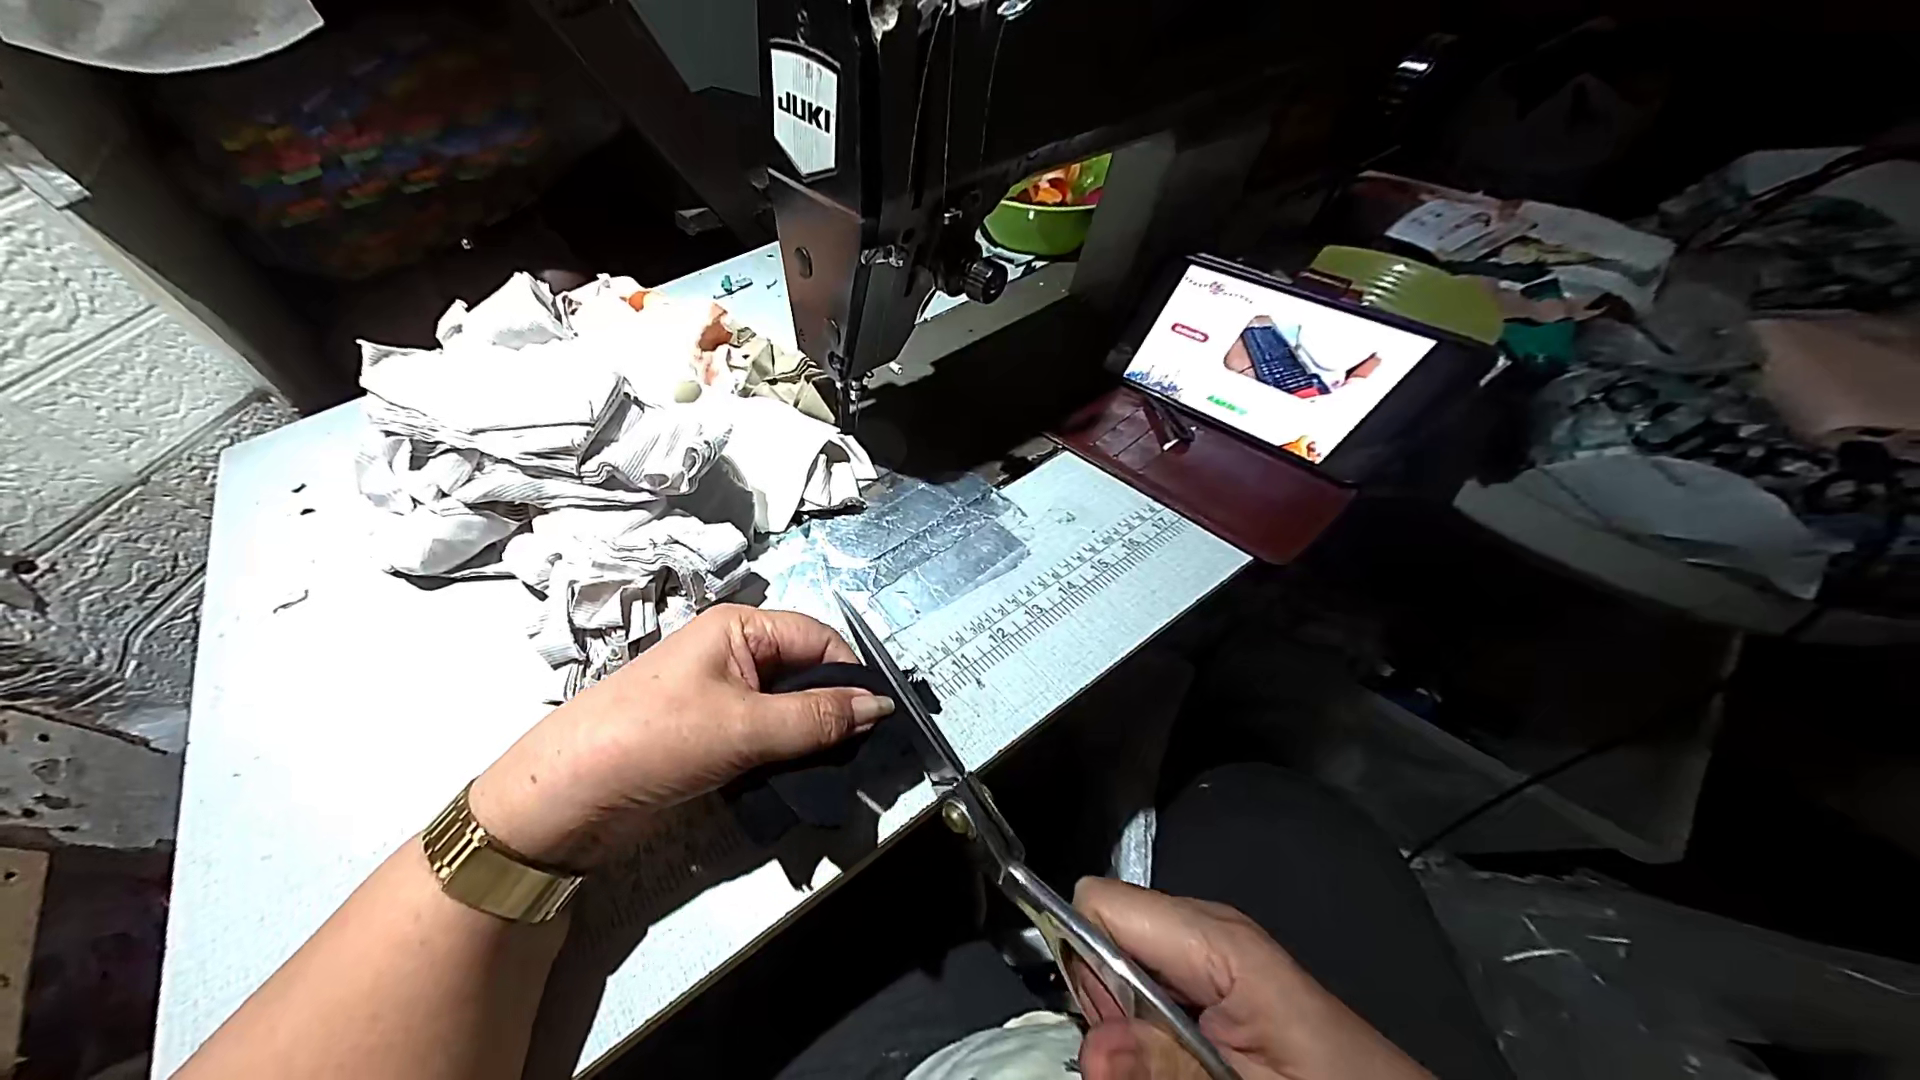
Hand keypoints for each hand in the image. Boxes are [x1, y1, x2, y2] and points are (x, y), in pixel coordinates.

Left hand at [468, 605, 893, 872]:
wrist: (561, 803)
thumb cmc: (654, 740)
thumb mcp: (743, 727)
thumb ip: (817, 718)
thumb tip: (881, 707)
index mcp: (740, 627)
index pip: (817, 639)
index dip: (850, 673)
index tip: (880, 717)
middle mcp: (736, 653)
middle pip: (806, 672)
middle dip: (836, 706)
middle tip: (866, 747)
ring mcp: (724, 695)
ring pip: (791, 706)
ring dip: (815, 733)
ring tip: (843, 764)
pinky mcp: (715, 733)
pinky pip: (770, 732)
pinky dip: (792, 751)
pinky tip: (809, 773)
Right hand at [1072, 879, 1433, 1079]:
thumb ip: (1167, 1071)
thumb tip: (1092, 1048)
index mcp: (1214, 938)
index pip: (1098, 902)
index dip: (1088, 962)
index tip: (1115, 1029)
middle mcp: (1207, 926)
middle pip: (1104, 930)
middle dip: (1106, 997)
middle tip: (1155, 1060)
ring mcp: (1214, 947)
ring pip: (1121, 956)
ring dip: (1126, 1016)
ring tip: (1179, 1065)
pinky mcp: (1219, 971)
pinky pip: (1151, 976)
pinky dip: (1149, 1019)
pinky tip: (1186, 1058)